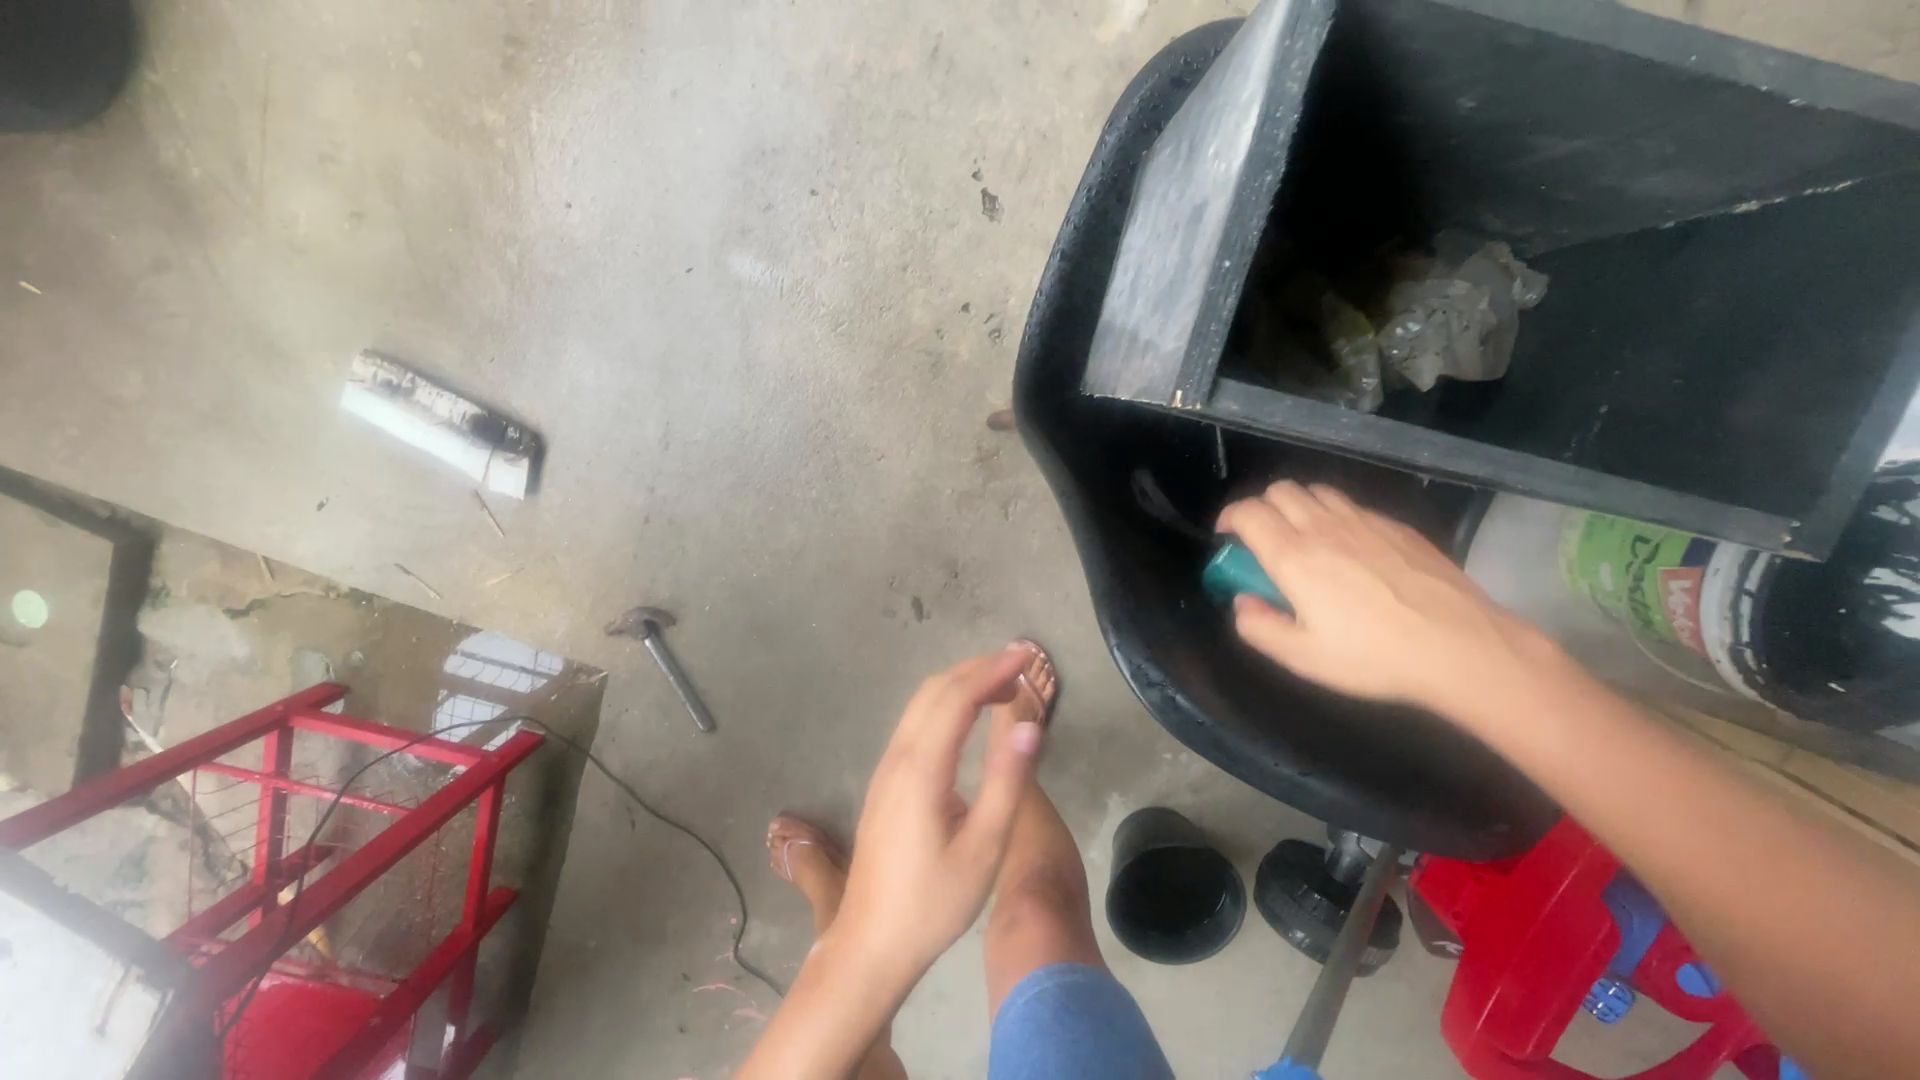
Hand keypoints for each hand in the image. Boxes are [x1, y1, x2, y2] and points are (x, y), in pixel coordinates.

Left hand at [832, 644, 1044, 981]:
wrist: (871, 944)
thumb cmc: (932, 903)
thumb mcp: (983, 850)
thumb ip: (1006, 784)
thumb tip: (1027, 726)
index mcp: (921, 770)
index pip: (956, 698)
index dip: (991, 669)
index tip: (1025, 656)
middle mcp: (897, 759)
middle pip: (933, 692)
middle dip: (976, 668)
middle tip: (1019, 667)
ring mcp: (885, 771)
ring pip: (919, 706)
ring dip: (959, 685)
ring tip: (1001, 686)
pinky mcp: (885, 784)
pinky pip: (914, 725)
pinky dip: (945, 706)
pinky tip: (967, 721)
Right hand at [1216, 481, 1563, 723]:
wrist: (1461, 646)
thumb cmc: (1374, 657)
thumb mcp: (1303, 658)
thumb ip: (1259, 628)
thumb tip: (1243, 603)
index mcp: (1294, 557)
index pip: (1248, 512)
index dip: (1230, 519)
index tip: (1228, 539)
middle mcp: (1324, 528)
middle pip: (1279, 491)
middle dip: (1261, 508)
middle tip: (1263, 542)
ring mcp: (1365, 522)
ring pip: (1316, 491)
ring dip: (1298, 507)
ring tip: (1303, 539)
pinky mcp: (1397, 527)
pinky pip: (1352, 506)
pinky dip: (1335, 515)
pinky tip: (1349, 549)